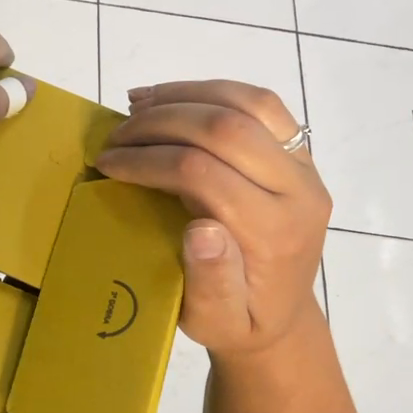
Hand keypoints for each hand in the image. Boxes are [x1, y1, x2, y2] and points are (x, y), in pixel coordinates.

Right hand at [94, 81, 328, 356]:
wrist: (280, 313)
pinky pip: (259, 102)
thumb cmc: (235, 320)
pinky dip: (210, 90)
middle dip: (159, 122)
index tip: (106, 164)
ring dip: (184, 95)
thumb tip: (201, 230)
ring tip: (135, 106)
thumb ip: (212, 283)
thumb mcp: (215, 321)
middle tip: (114, 136)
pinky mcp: (298, 150)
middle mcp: (300, 190)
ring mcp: (305, 164)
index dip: (147, 160)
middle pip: (227, 127)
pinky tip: (169, 99)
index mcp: (274, 232)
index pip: (203, 172)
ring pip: (247, 102)